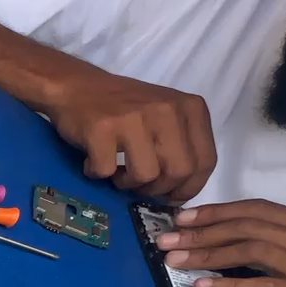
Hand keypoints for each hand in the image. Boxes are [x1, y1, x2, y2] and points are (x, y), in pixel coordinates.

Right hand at [43, 69, 215, 201]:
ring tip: (114, 173)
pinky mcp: (102, 131)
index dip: (188, 187)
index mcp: (191, 110)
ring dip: (125, 183)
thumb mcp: (163, 117)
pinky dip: (96, 173)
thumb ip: (177, 143)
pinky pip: (105, 170)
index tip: (169, 198)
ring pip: (145, 175)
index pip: (205, 160)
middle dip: (156, 189)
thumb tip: (177, 186)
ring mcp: (135, 121)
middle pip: (178, 171)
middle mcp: (168, 112)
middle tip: (138, 187)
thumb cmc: (121, 107)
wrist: (79, 88)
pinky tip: (92, 161)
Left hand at [159, 199, 285, 286]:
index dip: (216, 212)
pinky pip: (260, 285)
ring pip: (252, 251)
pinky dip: (227, 285)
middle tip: (164, 241)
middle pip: (248, 228)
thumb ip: (273, 240)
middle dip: (201, 233)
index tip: (180, 218)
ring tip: (172, 261)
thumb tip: (219, 239)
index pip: (258, 209)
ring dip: (207, 255)